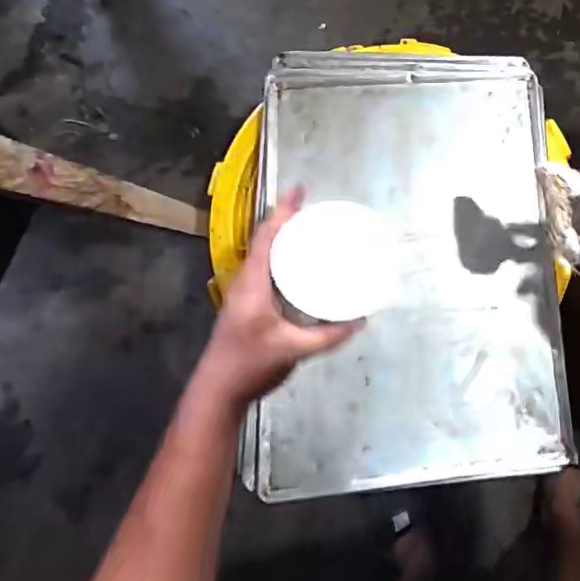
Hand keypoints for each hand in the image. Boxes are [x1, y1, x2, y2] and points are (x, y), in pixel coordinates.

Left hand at [197, 188, 362, 406]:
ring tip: (311, 229)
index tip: (300, 189)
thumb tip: (361, 320)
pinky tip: (300, 263)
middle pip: (265, 239)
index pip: (267, 236)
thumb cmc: (251, 364)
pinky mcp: (248, 303)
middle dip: (287, 218)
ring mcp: (244, 292)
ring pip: (264, 252)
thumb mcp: (294, 349)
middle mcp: (246, 280)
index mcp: (253, 282)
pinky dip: (282, 255)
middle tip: (315, 208)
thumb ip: (329, 335)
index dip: (283, 211)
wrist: (218, 390)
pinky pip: (267, 268)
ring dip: (283, 236)